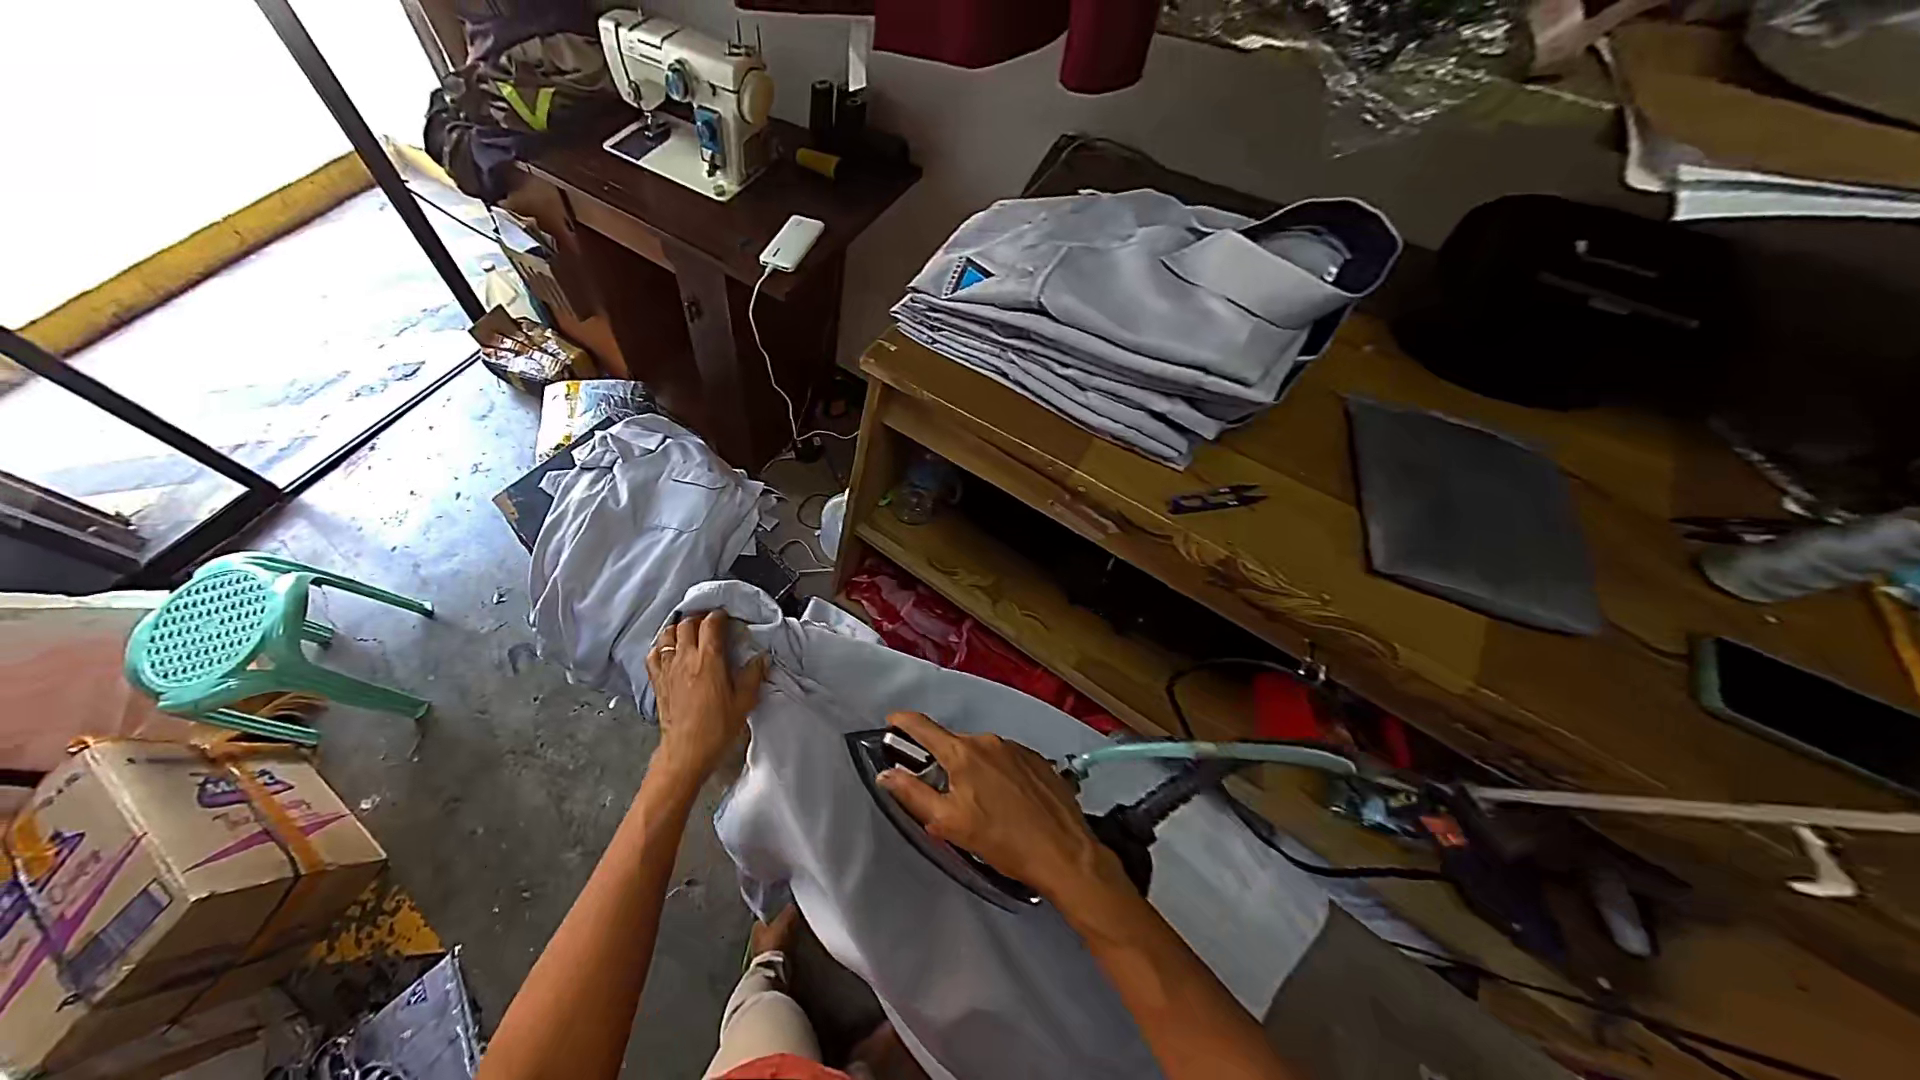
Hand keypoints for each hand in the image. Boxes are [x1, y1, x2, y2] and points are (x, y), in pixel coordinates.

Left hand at [644, 611, 768, 784]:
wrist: (686, 751)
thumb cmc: (717, 727)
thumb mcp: (744, 701)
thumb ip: (753, 674)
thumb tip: (762, 657)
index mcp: (709, 660)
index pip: (711, 624)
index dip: (719, 615)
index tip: (726, 616)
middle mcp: (685, 659)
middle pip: (687, 624)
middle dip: (698, 618)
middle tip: (709, 621)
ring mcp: (668, 669)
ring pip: (667, 635)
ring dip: (679, 628)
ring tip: (689, 631)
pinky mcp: (657, 681)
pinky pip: (653, 654)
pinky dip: (661, 646)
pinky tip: (669, 650)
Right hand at [876, 711, 1121, 905]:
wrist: (1063, 852)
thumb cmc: (1004, 841)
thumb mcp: (949, 823)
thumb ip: (913, 794)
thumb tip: (887, 774)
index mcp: (963, 754)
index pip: (924, 728)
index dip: (904, 722)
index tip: (893, 721)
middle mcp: (989, 742)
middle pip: (954, 744)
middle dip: (944, 763)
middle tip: (944, 795)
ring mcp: (1016, 748)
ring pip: (982, 753)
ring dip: (974, 771)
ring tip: (982, 806)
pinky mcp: (1037, 760)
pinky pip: (1007, 760)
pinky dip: (999, 774)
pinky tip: (1006, 802)